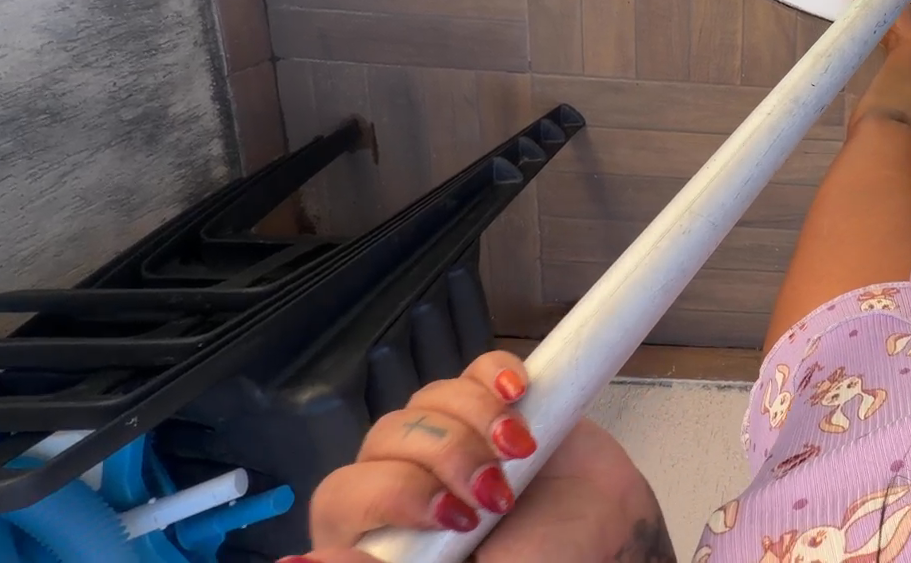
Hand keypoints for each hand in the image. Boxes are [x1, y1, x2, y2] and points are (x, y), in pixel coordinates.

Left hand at [295, 350, 673, 562]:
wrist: (610, 533)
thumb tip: (300, 562)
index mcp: (380, 536)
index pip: (344, 491)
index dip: (394, 493)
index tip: (453, 516)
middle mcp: (410, 480)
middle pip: (390, 435)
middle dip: (448, 458)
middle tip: (497, 493)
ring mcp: (459, 435)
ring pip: (433, 397)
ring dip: (478, 420)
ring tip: (522, 451)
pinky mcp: (504, 401)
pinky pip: (482, 367)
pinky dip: (497, 374)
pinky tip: (520, 394)